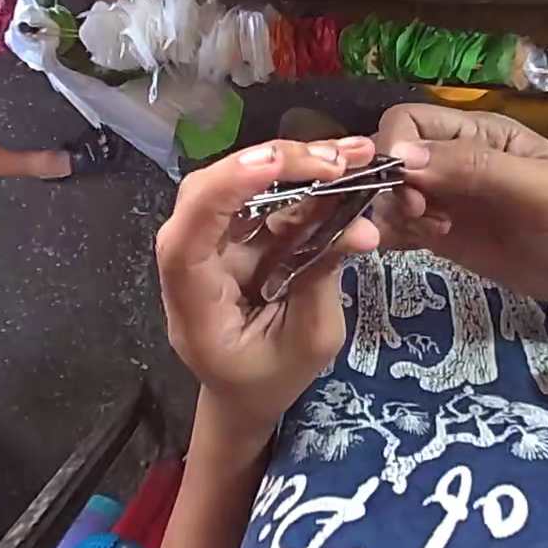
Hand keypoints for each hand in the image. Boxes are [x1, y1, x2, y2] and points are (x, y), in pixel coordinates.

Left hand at [156, 138, 380, 435]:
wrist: (246, 393)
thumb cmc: (269, 381)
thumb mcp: (309, 343)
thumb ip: (322, 281)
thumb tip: (360, 228)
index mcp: (193, 304)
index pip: (186, 238)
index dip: (223, 191)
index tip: (275, 162)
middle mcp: (195, 262)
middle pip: (211, 193)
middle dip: (274, 165)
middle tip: (338, 158)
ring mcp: (215, 244)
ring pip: (243, 187)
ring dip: (297, 165)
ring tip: (355, 154)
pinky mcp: (239, 236)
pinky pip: (268, 200)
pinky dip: (306, 182)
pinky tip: (345, 168)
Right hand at [371, 103, 547, 318]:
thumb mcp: (539, 187)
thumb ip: (474, 167)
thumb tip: (402, 156)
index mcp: (477, 134)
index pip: (410, 122)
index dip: (394, 147)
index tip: (409, 186)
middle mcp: (453, 161)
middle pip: (392, 158)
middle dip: (394, 187)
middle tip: (427, 216)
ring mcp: (447, 200)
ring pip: (390, 195)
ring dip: (396, 214)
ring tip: (436, 234)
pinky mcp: (443, 236)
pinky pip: (401, 228)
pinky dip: (392, 236)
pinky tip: (412, 248)